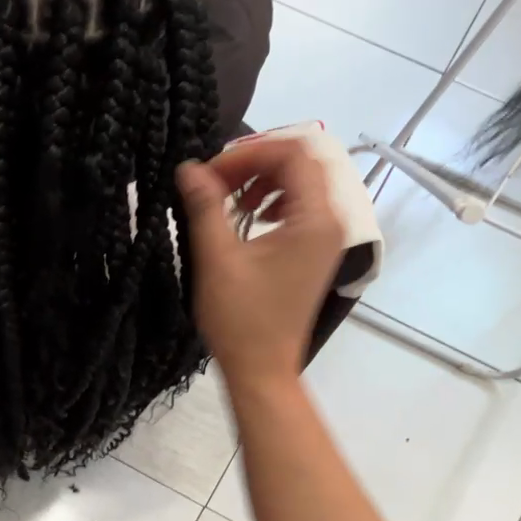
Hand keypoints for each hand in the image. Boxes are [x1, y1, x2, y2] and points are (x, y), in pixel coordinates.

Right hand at [176, 136, 346, 390]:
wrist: (262, 368)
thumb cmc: (240, 319)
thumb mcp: (217, 260)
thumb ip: (205, 207)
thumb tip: (189, 168)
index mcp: (315, 218)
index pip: (293, 153)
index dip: (248, 152)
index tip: (209, 172)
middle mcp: (331, 220)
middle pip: (301, 162)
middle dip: (255, 162)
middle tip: (214, 181)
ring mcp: (327, 236)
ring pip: (301, 182)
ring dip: (262, 180)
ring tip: (227, 200)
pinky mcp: (316, 250)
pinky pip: (300, 205)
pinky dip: (272, 200)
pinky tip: (246, 218)